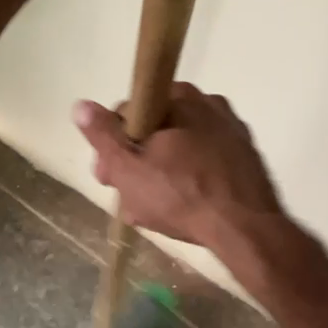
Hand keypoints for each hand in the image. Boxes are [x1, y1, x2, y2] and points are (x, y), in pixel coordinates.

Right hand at [74, 84, 287, 247]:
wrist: (247, 230)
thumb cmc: (180, 195)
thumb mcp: (128, 167)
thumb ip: (102, 135)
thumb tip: (80, 105)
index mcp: (178, 97)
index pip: (130, 113)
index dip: (113, 145)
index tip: (109, 176)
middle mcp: (207, 103)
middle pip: (156, 130)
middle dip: (137, 161)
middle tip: (127, 196)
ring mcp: (231, 131)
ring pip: (180, 148)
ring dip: (161, 173)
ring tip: (152, 210)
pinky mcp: (246, 158)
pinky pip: (206, 162)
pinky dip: (190, 179)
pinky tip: (182, 208)